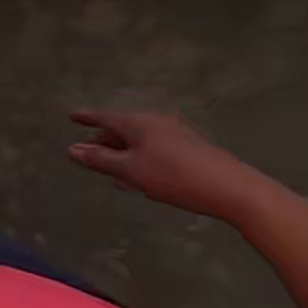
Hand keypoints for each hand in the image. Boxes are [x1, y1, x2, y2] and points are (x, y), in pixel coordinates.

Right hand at [67, 110, 266, 219]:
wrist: (236, 191)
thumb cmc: (174, 177)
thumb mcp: (130, 170)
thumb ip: (100, 160)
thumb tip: (73, 150)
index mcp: (138, 123)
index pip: (104, 117)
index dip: (86, 118)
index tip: (71, 116)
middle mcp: (156, 123)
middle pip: (122, 128)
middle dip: (104, 139)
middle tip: (89, 151)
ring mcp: (176, 135)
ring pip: (140, 140)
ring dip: (123, 152)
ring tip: (112, 168)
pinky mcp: (192, 150)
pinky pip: (155, 148)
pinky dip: (141, 157)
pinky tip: (141, 175)